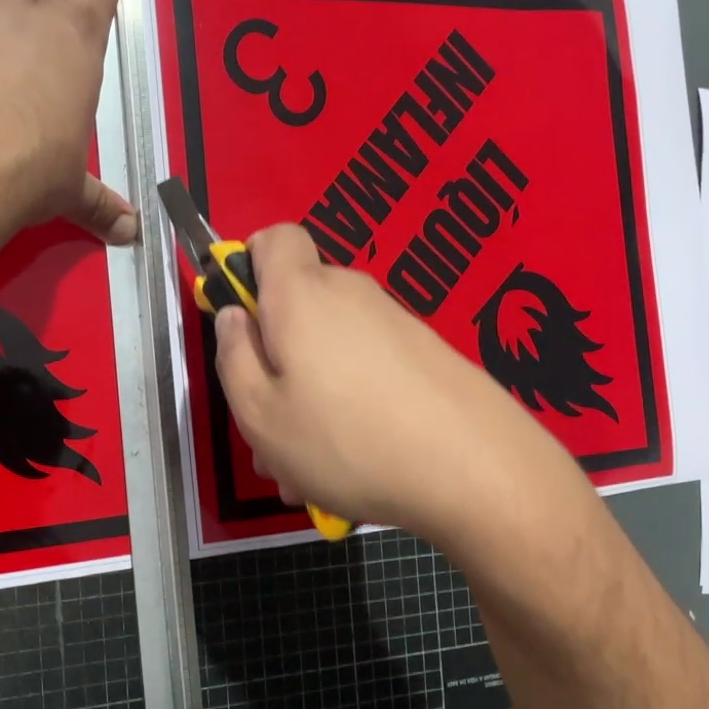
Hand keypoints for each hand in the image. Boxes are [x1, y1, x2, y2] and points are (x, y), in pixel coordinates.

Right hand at [213, 225, 600, 553]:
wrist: (476, 471)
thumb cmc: (346, 440)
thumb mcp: (259, 413)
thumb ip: (232, 357)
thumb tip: (233, 316)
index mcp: (301, 295)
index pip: (274, 237)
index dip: (248, 267)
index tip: (242, 323)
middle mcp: (349, 294)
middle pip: (296, 306)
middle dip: (273, 360)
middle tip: (267, 430)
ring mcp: (394, 324)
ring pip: (328, 351)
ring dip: (307, 398)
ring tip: (307, 468)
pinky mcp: (426, 355)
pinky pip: (366, 371)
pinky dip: (348, 406)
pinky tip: (352, 463)